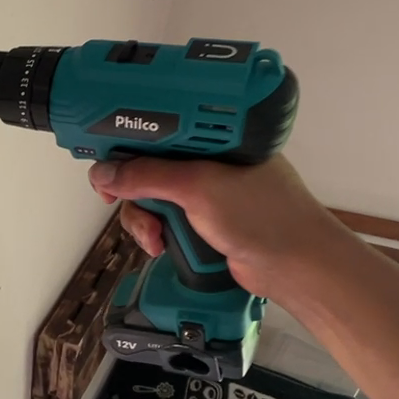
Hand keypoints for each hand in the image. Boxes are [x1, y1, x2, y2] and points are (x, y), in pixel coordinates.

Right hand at [86, 155, 349, 300]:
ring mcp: (205, 193)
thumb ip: (148, 177)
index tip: (102, 158)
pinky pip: (162, 220)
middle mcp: (208, 162)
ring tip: (154, 236)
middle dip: (131, 190)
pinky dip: (154, 233)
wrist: (295, 268)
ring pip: (150, 198)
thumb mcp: (198, 188)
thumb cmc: (266, 218)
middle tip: (113, 200)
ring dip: (142, 219)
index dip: (126, 142)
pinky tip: (160, 244)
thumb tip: (105, 172)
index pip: (158, 130)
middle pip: (146, 166)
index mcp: (215, 139)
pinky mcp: (201, 221)